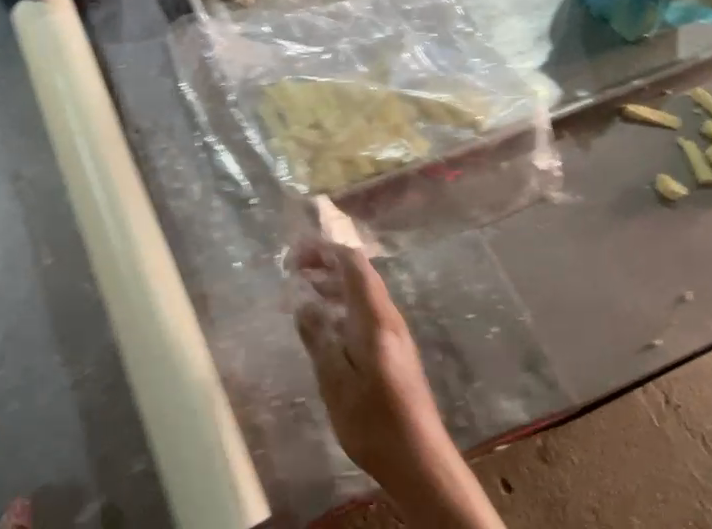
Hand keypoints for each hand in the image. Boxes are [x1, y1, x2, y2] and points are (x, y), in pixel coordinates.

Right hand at [292, 240, 502, 528]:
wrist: (419, 460)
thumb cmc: (374, 420)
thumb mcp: (335, 380)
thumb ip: (318, 337)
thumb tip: (303, 302)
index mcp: (374, 318)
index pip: (353, 264)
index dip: (324, 250)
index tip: (294, 253)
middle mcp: (388, 319)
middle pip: (359, 274)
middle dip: (326, 263)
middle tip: (293, 267)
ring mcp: (394, 336)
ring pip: (362, 294)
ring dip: (333, 284)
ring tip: (303, 289)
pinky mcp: (394, 353)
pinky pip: (365, 313)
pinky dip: (341, 305)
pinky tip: (324, 324)